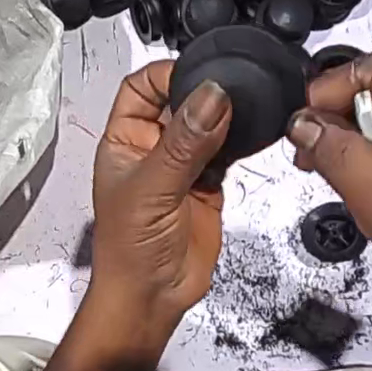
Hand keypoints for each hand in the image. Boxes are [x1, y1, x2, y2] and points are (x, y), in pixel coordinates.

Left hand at [88, 61, 231, 343]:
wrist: (153, 296)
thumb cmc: (129, 252)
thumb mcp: (153, 190)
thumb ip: (184, 144)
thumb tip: (210, 98)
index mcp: (124, 141)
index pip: (141, 87)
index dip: (166, 74)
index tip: (198, 74)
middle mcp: (152, 150)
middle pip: (179, 101)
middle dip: (202, 94)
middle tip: (228, 95)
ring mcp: (181, 167)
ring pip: (207, 125)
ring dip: (224, 119)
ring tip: (239, 117)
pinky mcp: (207, 186)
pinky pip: (226, 152)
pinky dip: (238, 144)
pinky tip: (247, 139)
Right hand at [288, 53, 371, 283]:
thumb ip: (335, 153)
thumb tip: (301, 124)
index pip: (366, 70)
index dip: (325, 100)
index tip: (307, 135)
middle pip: (368, 83)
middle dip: (339, 123)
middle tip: (329, 161)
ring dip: (354, 137)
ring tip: (361, 173)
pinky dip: (371, 143)